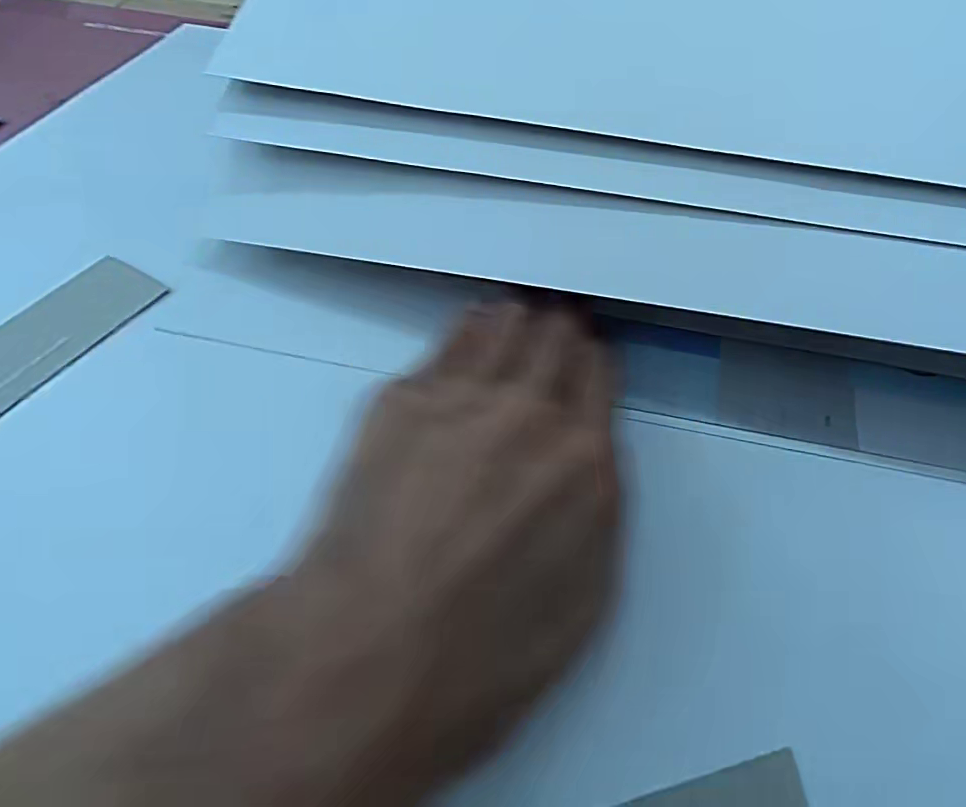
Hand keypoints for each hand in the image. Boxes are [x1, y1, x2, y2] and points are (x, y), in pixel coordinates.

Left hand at [0, 300, 620, 806]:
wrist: (366, 652)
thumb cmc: (486, 650)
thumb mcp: (584, 595)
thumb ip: (599, 508)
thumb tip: (589, 459)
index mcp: (585, 456)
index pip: (599, 373)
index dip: (595, 359)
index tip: (589, 354)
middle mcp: (531, 411)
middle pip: (556, 337)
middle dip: (562, 327)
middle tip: (559, 319)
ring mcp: (465, 396)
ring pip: (506, 325)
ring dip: (520, 318)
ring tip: (521, 312)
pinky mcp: (404, 396)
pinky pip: (451, 340)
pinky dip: (471, 328)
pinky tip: (474, 324)